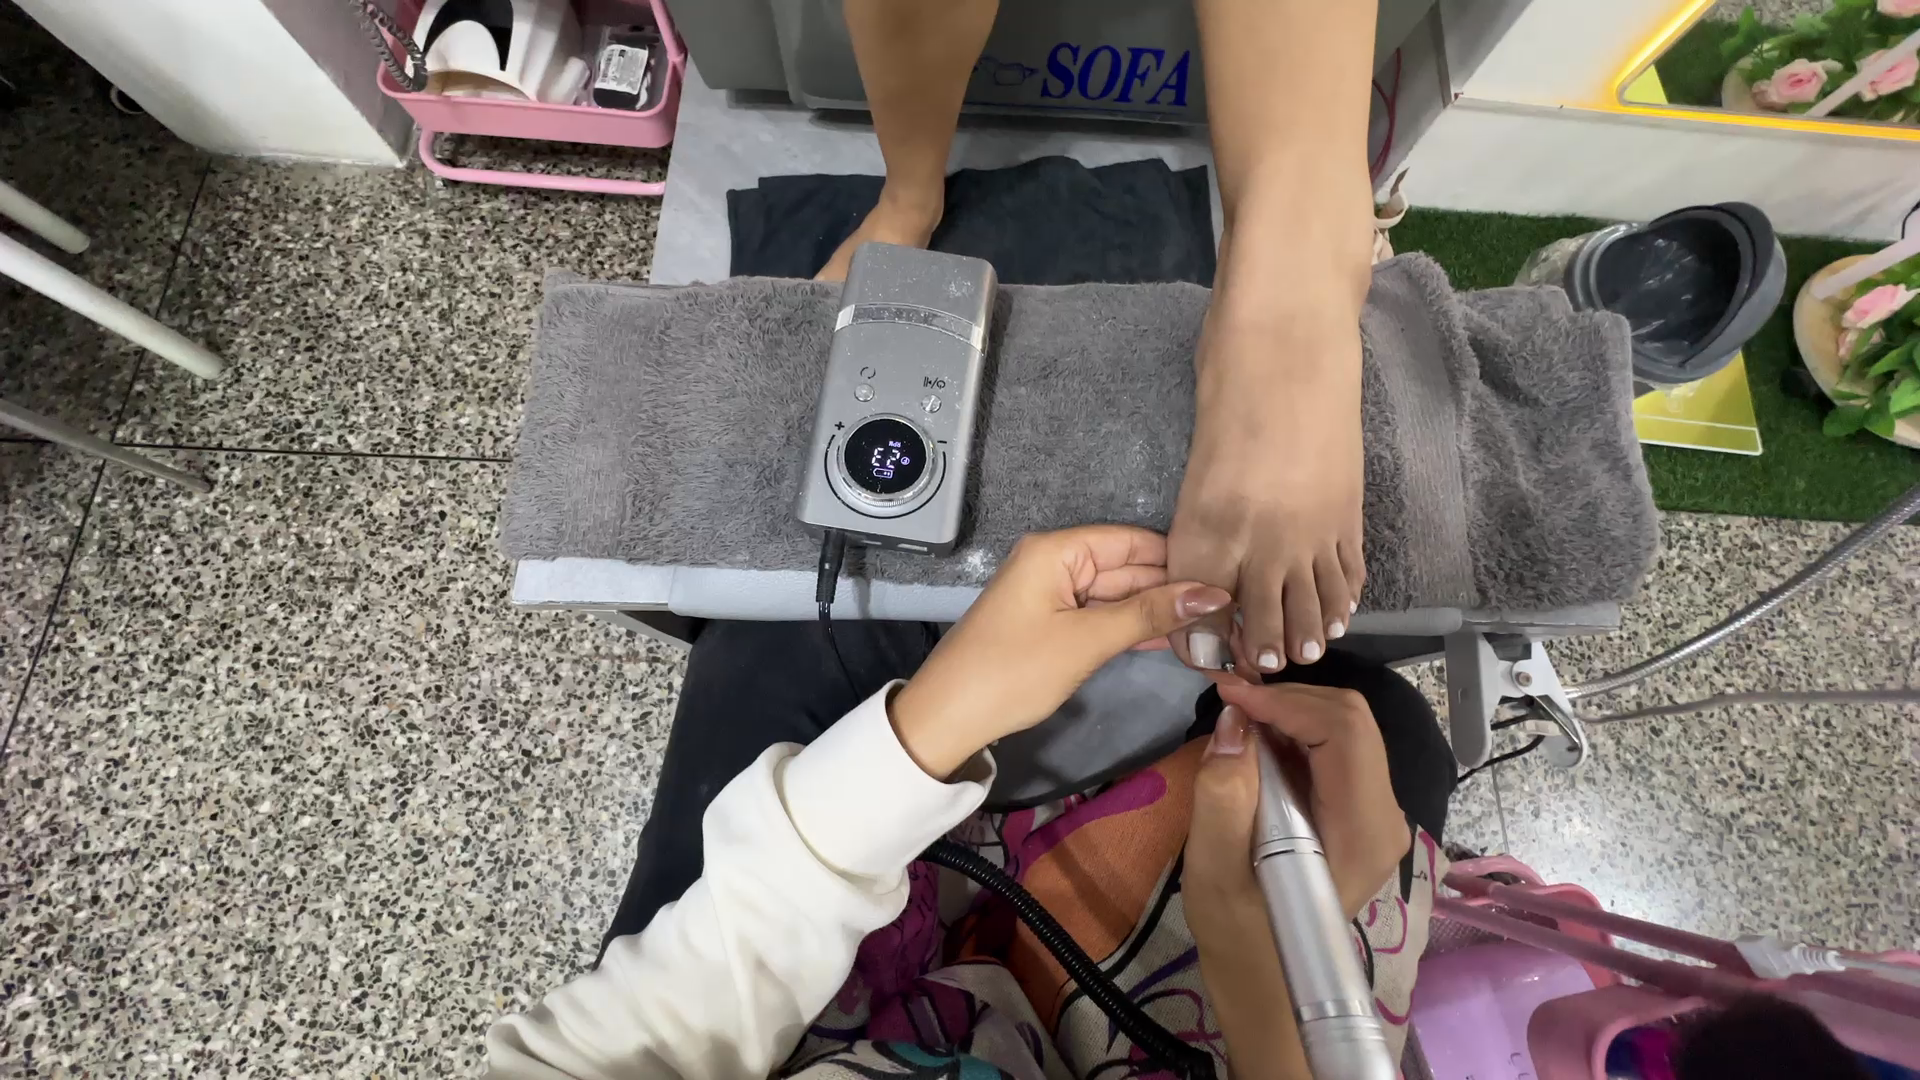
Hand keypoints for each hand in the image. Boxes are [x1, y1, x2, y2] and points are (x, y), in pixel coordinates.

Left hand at [888, 526, 1230, 778]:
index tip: (1229, 580)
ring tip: (1215, 628)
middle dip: (1173, 590)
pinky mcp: (1054, 622)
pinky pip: (1101, 616)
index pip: (1132, 541)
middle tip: (1232, 612)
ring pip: (1117, 595)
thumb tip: (1213, 593)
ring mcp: (1055, 593)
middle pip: (1127, 567)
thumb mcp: (1086, 640)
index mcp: (1057, 550)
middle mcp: (1057, 562)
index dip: (1178, 559)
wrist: (951, 715)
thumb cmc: (1016, 669)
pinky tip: (1176, 639)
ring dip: (1158, 612)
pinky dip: (1131, 627)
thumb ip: (1149, 614)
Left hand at [1168, 299, 1366, 674]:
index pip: (1203, 607)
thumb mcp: (1193, 474)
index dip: (1204, 637)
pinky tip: (1342, 612)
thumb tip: (1204, 578)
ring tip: (1303, 655)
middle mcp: (1259, 545)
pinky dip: (1343, 598)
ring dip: (1304, 633)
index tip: (1207, 655)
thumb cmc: (1225, 399)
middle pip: (1262, 614)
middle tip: (1261, 669)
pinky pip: (1349, 572)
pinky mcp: (1350, 513)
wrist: (1288, 348)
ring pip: (1309, 602)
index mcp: (1207, 534)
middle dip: (1259, 647)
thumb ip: (1198, 532)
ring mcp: (1311, 532)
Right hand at [1202, 680, 1410, 917]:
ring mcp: (1371, 810)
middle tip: (1226, 701)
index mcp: (1361, 830)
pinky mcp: (1353, 808)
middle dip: (1285, 698)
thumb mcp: (1215, 869)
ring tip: (1234, 716)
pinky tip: (1251, 739)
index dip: (1285, 701)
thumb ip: (1224, 796)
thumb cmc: (1238, 930)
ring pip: (1342, 725)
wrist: (1263, 975)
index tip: (1226, 695)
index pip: (1344, 731)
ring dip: (1286, 709)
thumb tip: (1234, 721)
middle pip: (1349, 719)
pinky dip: (1289, 726)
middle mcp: (1382, 814)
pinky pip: (1330, 744)